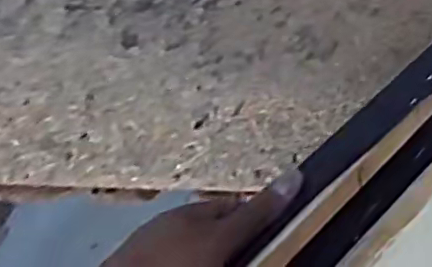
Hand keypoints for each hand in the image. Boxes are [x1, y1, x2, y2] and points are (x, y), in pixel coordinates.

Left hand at [102, 170, 300, 266]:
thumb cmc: (174, 266)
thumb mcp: (224, 238)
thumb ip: (259, 210)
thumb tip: (297, 173)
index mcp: (183, 211)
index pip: (235, 206)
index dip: (253, 224)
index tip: (262, 242)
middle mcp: (157, 229)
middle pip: (208, 232)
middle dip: (225, 245)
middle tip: (238, 259)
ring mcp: (133, 259)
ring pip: (184, 255)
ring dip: (201, 261)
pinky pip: (164, 265)